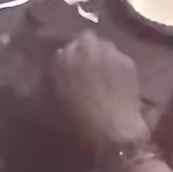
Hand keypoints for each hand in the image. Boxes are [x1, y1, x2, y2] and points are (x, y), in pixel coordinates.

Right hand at [52, 32, 151, 161]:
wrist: (111, 133)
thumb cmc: (74, 123)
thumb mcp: (46, 105)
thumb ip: (44, 83)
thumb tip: (45, 74)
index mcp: (60, 57)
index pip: (59, 46)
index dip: (62, 57)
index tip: (62, 68)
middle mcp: (85, 48)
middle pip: (83, 38)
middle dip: (82, 49)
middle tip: (81, 67)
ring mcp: (109, 53)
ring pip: (102, 46)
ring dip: (99, 55)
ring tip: (99, 73)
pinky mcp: (128, 62)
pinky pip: (118, 57)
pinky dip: (114, 65)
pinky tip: (114, 81)